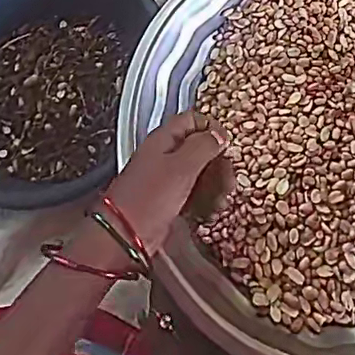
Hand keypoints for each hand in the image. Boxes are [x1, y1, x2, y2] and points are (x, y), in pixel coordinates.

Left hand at [105, 111, 228, 253]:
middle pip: (198, 147)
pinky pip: (192, 193)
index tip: (225, 144)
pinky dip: (204, 200)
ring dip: (214, 184)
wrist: (126, 234)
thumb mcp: (182, 166)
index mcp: (164, 139)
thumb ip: (203, 146)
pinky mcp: (167, 200)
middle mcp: (164, 155)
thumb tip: (219, 134)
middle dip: (217, 162)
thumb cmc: (150, 197)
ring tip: (221, 200)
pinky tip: (210, 212)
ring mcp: (165, 178)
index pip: (191, 120)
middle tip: (228, 179)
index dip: (211, 128)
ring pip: (198, 172)